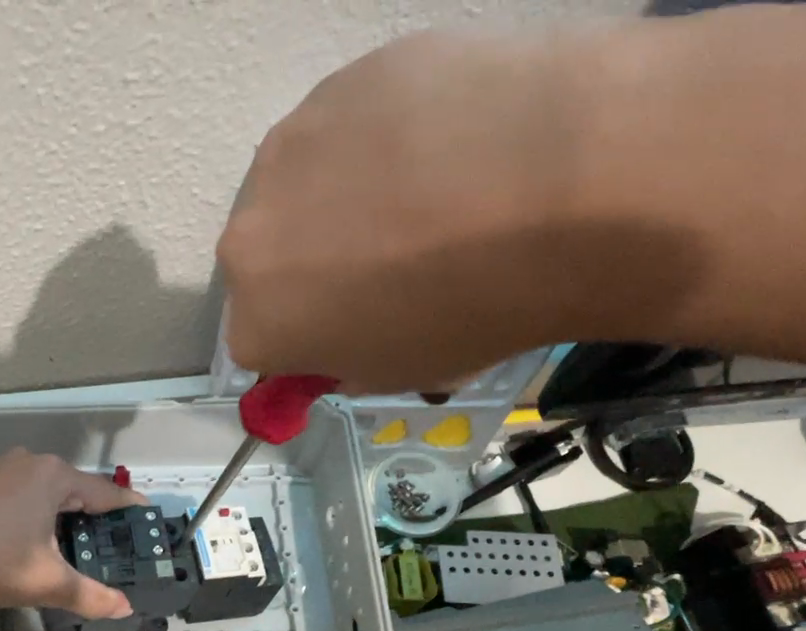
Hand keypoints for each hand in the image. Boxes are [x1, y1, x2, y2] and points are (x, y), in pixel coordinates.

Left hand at [0, 449, 147, 617]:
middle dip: (92, 512)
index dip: (127, 505)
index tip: (145, 513)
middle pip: (74, 487)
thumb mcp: (49, 583)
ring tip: (72, 540)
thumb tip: (124, 609)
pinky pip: (19, 490)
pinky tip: (30, 534)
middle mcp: (29, 462)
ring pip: (44, 488)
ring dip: (60, 510)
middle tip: (108, 539)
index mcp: (53, 477)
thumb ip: (92, 595)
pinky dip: (33, 508)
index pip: (104, 491)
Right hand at [218, 26, 617, 393]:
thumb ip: (347, 358)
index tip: (356, 326)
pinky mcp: (339, 82)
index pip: (261, 338)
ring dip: (339, 193)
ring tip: (424, 188)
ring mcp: (287, 150)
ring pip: (300, 183)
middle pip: (268, 256)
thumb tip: (344, 332)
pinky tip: (445, 137)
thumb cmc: (474, 308)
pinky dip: (382, 135)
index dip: (308, 335)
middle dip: (311, 261)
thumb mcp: (405, 373)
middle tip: (390, 257)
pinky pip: (349, 123)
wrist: (560, 184)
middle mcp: (245, 239)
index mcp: (257, 321)